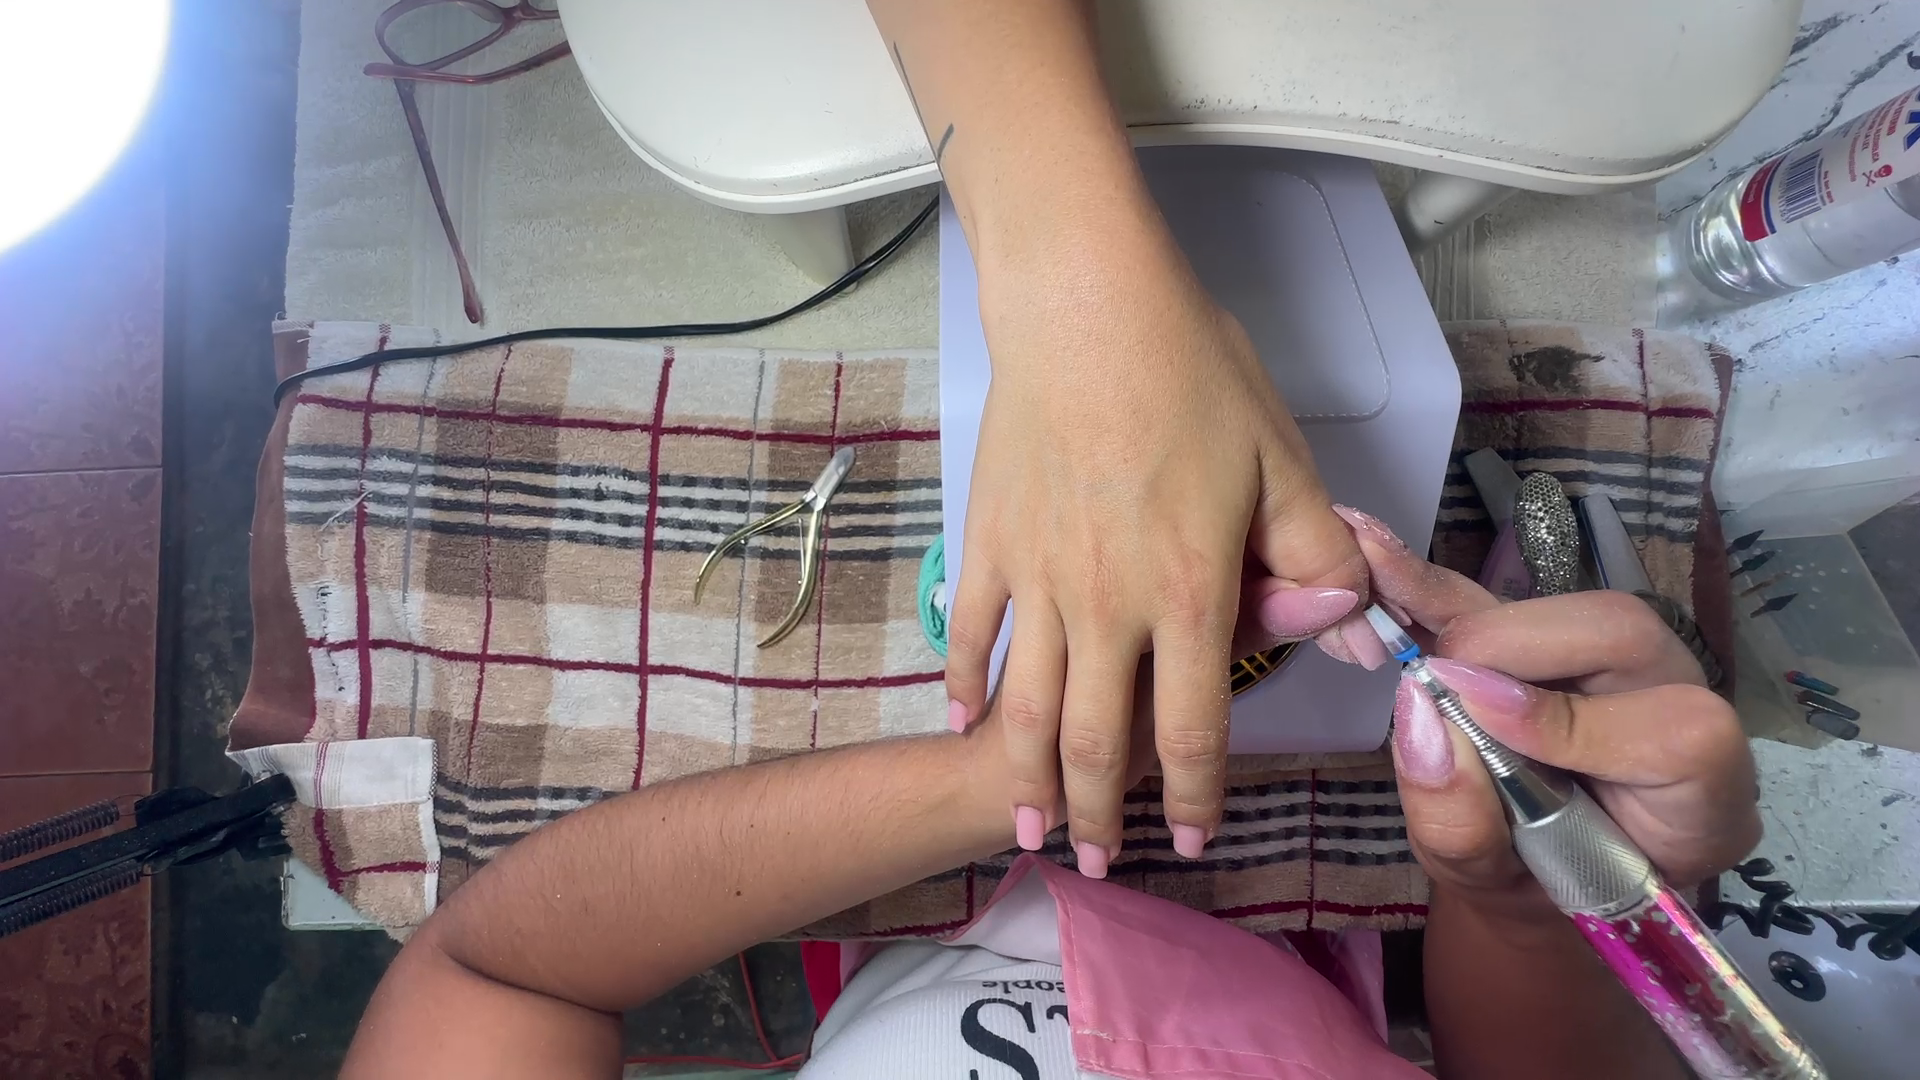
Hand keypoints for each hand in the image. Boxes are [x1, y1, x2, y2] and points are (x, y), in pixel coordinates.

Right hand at [948, 231, 1367, 877]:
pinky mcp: (987, 545)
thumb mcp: (1279, 457)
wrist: (1084, 314)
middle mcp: (1107, 605)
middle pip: (1096, 737)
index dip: (1192, 791)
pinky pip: (970, 631)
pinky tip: (959, 721)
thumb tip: (1347, 624)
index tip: (1190, 834)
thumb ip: (1314, 554)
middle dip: (1100, 811)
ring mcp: (1036, 579)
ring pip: (1027, 703)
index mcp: (1188, 590)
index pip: (1191, 724)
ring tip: (1024, 826)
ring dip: (1028, 774)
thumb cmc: (1188, 375)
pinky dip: (964, 683)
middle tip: (1097, 862)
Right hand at [1345, 513, 1759, 904]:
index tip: (1470, 714)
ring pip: (1568, 604)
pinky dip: (1429, 585)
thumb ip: (1459, 821)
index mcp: (1696, 800)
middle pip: (1626, 634)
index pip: (1679, 734)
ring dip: (1473, 615)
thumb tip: (1420, 716)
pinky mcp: (1548, 639)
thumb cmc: (1523, 883)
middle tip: (1431, 674)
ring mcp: (1617, 667)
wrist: (1529, 864)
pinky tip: (1377, 560)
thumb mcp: (1484, 882)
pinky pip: (1497, 598)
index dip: (1572, 719)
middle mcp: (1674, 711)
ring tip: (1402, 636)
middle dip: (1512, 644)